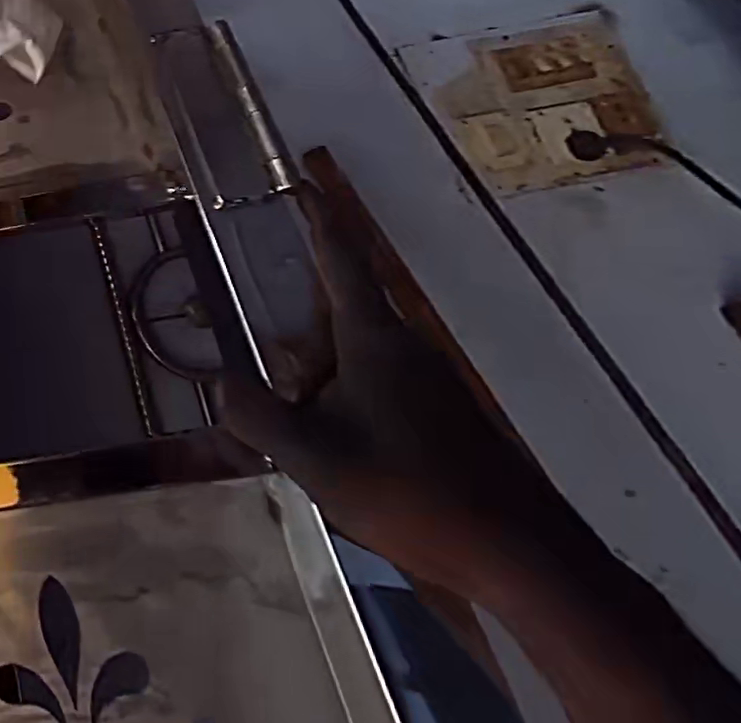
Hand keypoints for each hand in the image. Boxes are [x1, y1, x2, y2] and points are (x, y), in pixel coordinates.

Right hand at [216, 187, 571, 595]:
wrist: (520, 556)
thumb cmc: (412, 491)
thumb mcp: (314, 457)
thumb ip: (257, 416)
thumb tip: (220, 382)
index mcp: (373, 339)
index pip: (341, 259)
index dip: (320, 217)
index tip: (302, 184)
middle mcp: (401, 347)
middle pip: (336, 310)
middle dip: (294, 320)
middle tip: (258, 342)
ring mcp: (422, 381)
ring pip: (350, 354)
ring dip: (311, 372)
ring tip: (284, 417)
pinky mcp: (434, 413)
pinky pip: (368, 383)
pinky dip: (333, 397)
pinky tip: (319, 443)